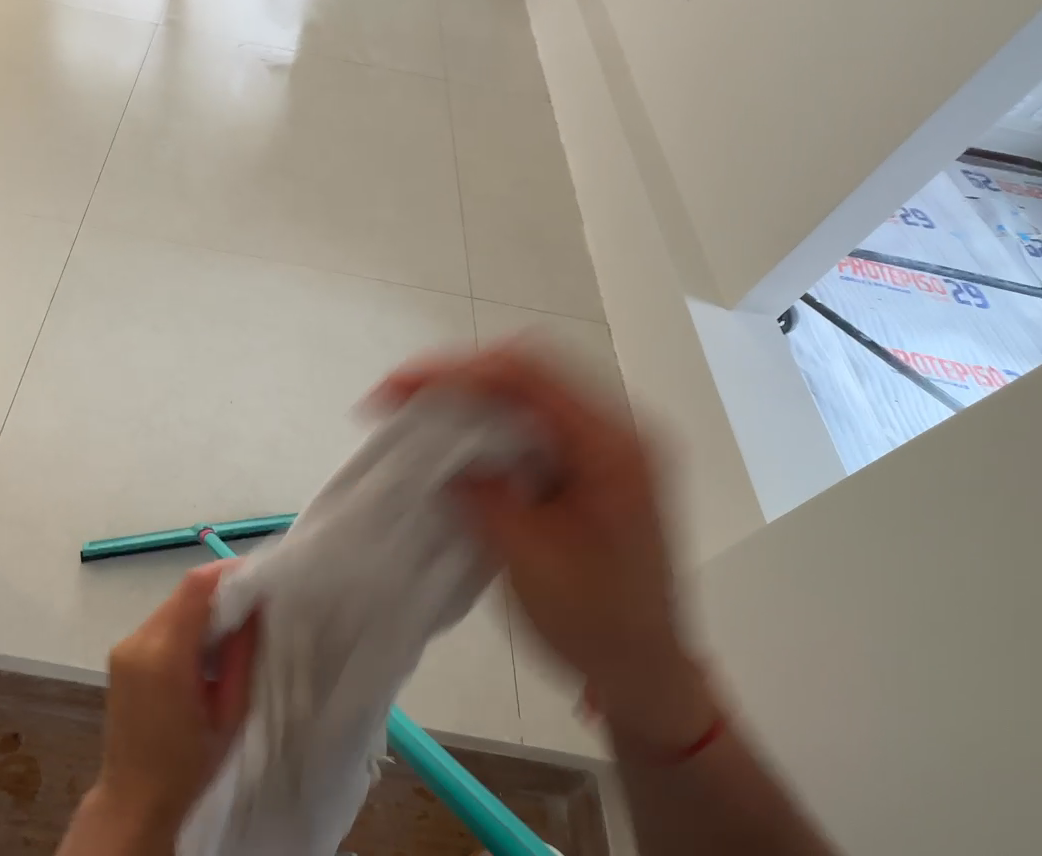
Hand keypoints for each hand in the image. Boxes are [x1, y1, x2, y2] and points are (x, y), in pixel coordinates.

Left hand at [87, 562, 258, 845]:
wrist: (135, 799)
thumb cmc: (189, 764)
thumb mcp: (230, 711)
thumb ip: (241, 653)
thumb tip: (255, 604)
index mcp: (165, 657)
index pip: (196, 587)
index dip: (228, 572)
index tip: (258, 577)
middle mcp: (138, 641)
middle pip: (184, 594)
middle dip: (220, 592)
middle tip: (253, 605)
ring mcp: (124, 646)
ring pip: (172, 606)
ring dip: (203, 610)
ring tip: (232, 632)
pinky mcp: (120, 654)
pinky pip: (160, 624)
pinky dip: (185, 625)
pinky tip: (204, 650)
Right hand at [374, 342, 715, 748]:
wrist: (645, 670)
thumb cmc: (595, 623)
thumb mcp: (531, 560)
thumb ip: (485, 493)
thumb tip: (437, 448)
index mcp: (615, 448)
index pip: (529, 375)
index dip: (457, 372)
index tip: (398, 388)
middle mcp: (618, 430)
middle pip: (528, 370)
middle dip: (456, 376)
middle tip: (396, 397)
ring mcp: (606, 444)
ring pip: (526, 389)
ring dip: (468, 394)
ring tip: (413, 410)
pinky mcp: (590, 461)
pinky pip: (531, 419)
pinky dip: (485, 420)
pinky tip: (450, 436)